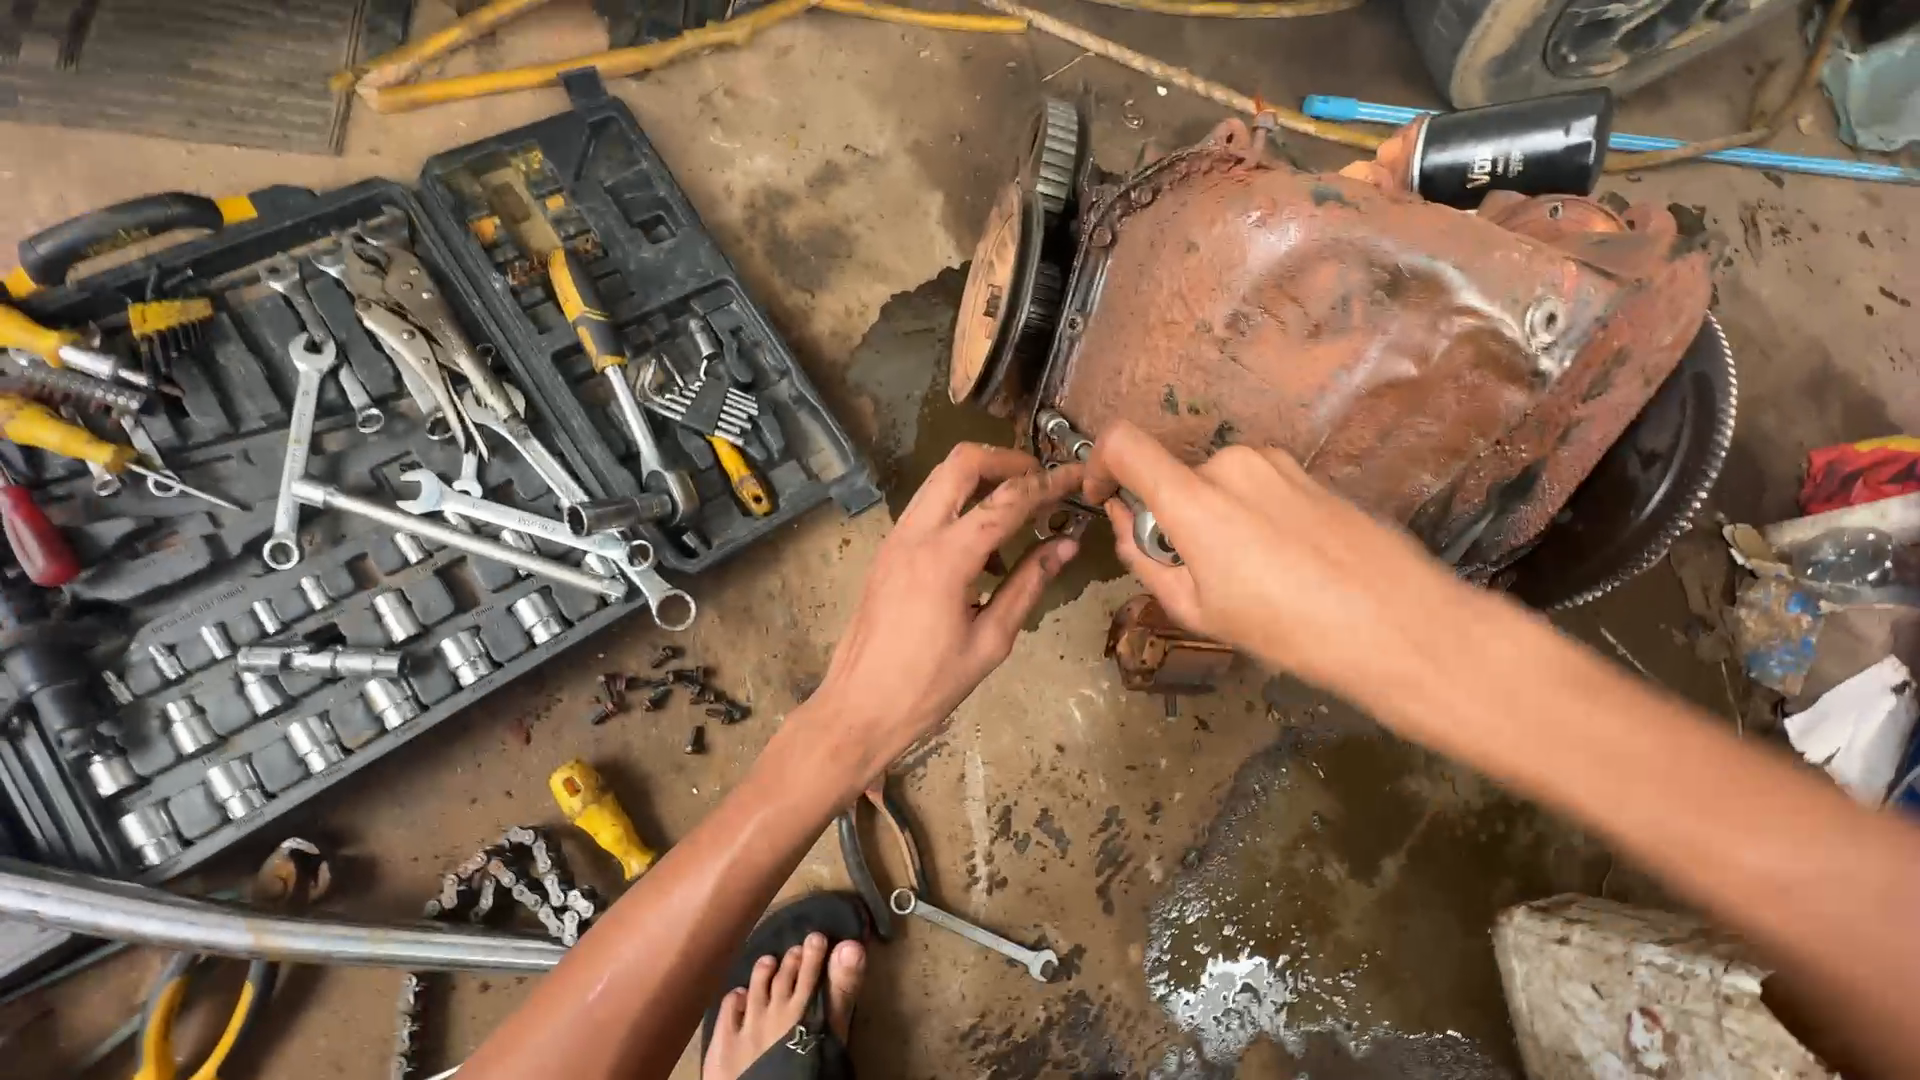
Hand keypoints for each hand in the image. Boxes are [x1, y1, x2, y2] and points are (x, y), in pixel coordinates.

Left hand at [811, 444, 1082, 768]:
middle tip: (1041, 481)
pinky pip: (927, 507)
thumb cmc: (929, 685)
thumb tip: (1066, 545)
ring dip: (981, 480)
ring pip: (939, 479)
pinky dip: (958, 506)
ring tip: (1018, 514)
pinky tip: (982, 550)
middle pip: (961, 462)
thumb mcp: (990, 640)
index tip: (1077, 477)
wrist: (859, 707)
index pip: (1007, 499)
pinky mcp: (886, 551)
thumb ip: (1028, 585)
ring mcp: (894, 538)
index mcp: (945, 558)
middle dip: (1007, 460)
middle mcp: (915, 534)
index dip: (1048, 483)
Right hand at [1085, 421, 1460, 691]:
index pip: (1123, 444)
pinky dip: (1244, 515)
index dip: (1099, 464)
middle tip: (1192, 570)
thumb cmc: (1287, 628)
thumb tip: (1126, 523)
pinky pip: (1253, 486)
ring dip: (1208, 517)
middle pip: (1173, 477)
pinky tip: (1279, 561)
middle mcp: (1232, 464)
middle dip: (1168, 517)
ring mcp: (1276, 463)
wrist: (1396, 624)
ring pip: (1214, 483)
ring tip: (1244, 572)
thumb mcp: (1196, 609)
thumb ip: (1144, 559)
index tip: (1105, 497)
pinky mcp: (1308, 473)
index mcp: (1195, 499)